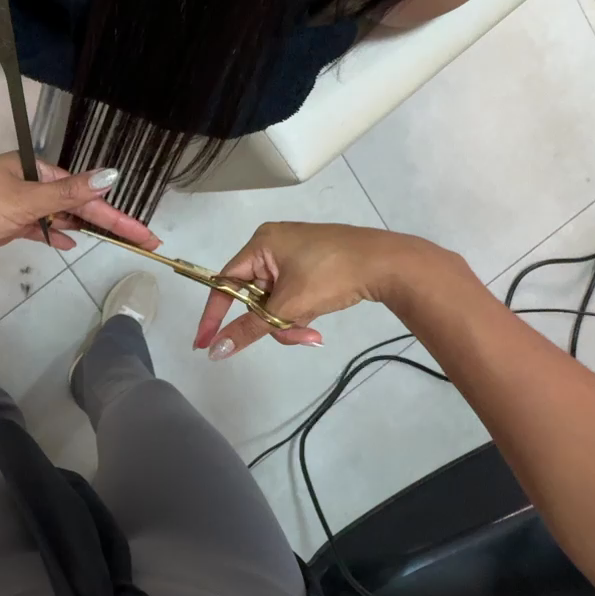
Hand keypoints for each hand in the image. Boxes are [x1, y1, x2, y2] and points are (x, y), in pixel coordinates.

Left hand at [0, 153, 160, 262]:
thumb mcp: (25, 199)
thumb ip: (68, 193)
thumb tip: (110, 175)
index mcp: (34, 167)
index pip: (86, 191)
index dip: (116, 214)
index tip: (143, 233)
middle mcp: (27, 180)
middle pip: (76, 202)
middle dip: (107, 221)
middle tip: (140, 239)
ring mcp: (14, 201)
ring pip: (57, 214)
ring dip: (82, 226)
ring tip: (113, 240)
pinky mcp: (2, 222)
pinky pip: (36, 226)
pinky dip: (52, 233)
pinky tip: (68, 242)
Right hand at [194, 222, 450, 359]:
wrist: (391, 265)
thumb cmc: (334, 275)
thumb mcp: (289, 305)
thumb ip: (249, 328)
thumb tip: (214, 352)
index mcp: (261, 244)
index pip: (224, 284)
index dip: (214, 315)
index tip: (203, 344)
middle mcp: (272, 245)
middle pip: (252, 297)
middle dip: (269, 322)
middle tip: (291, 335)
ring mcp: (294, 256)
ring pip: (272, 302)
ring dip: (287, 322)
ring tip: (311, 332)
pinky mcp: (312, 267)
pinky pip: (290, 297)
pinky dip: (298, 314)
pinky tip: (317, 321)